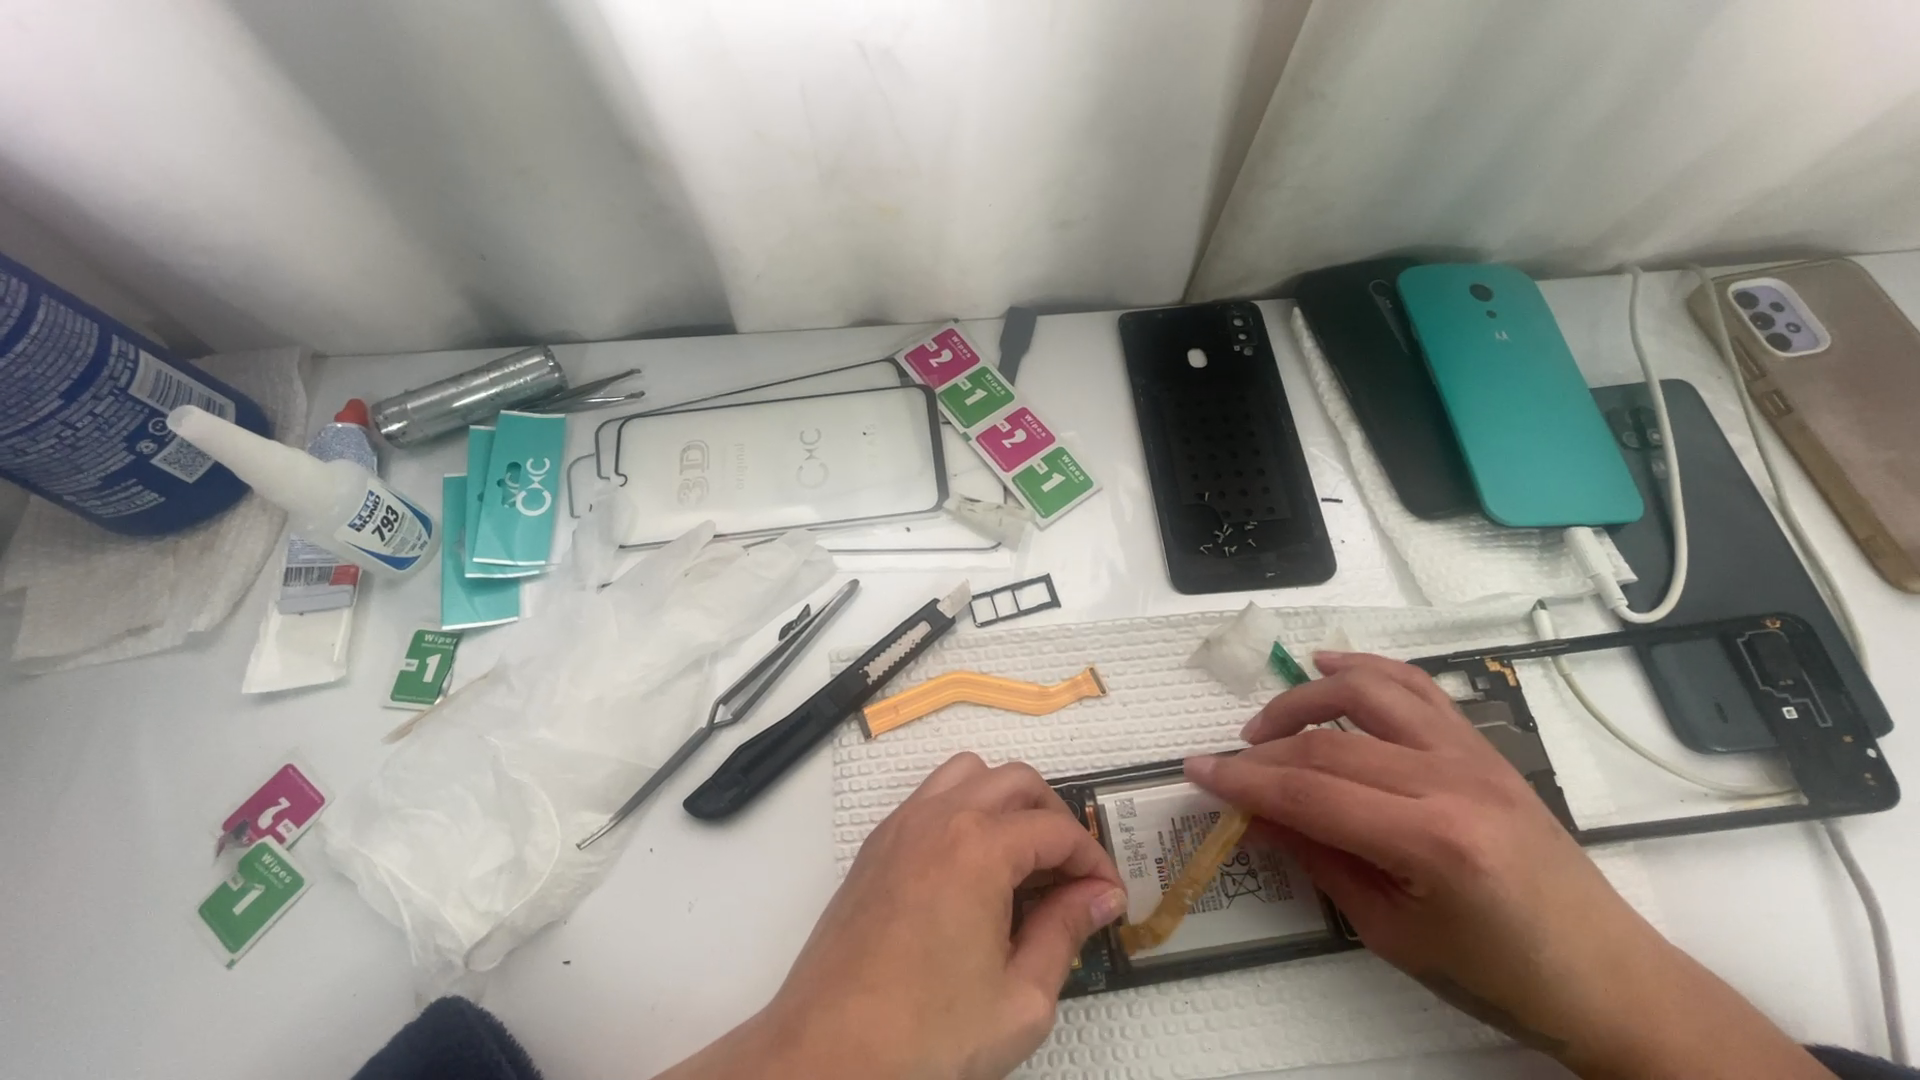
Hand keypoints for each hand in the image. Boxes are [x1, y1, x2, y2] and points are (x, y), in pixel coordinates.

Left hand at [660, 752, 1123, 1079]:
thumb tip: (1099, 896)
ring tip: (1022, 862)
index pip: (1057, 830)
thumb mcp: (1020, 999)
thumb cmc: (926, 1037)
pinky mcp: (875, 846)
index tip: (1108, 897)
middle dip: (1055, 820)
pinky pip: (931, 798)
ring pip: (969, 774)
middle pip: (1016, 781)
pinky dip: (964, 810)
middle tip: (1070, 876)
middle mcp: (938, 818)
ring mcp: (900, 826)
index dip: (1094, 861)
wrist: (827, 1055)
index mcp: (979, 847)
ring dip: (1006, 802)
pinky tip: (973, 870)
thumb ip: (1065, 933)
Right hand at [1187, 652, 1827, 1079]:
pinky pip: (1416, 687)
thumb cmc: (1498, 975)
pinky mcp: (1484, 746)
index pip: (1310, 793)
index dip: (1243, 782)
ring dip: (1304, 697)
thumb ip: (1317, 860)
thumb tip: (1252, 818)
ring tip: (1266, 724)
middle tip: (1223, 768)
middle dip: (1261, 752)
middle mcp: (1452, 782)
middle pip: (1328, 743)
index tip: (1195, 773)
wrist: (1610, 978)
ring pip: (1368, 692)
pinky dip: (1366, 668)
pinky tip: (1328, 665)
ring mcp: (1473, 754)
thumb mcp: (1389, 933)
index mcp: (1432, 842)